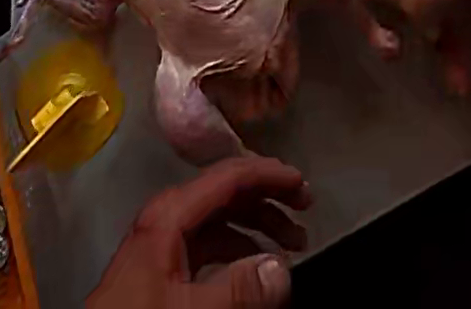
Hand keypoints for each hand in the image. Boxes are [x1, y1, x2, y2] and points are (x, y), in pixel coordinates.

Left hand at [86, 157, 309, 308]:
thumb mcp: (189, 308)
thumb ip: (237, 290)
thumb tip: (283, 268)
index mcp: (171, 213)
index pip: (227, 177)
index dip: (267, 175)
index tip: (302, 184)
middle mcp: (168, 215)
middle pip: (225, 191)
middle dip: (267, 196)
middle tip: (306, 208)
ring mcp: (165, 238)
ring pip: (220, 217)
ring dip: (257, 223)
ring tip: (293, 240)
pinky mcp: (165, 263)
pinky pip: (211, 241)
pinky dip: (240, 246)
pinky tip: (258, 264)